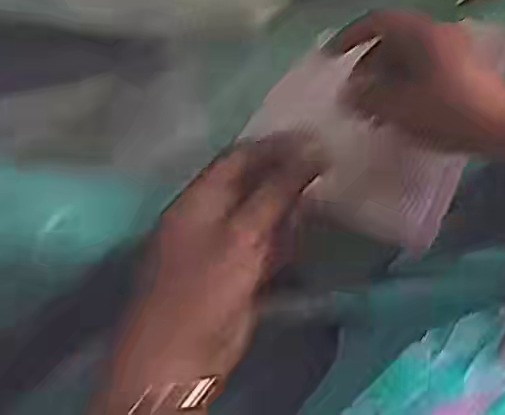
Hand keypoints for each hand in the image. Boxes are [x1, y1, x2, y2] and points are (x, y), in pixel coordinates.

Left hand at [96, 135, 325, 412]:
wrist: (177, 369)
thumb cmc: (203, 291)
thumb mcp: (243, 232)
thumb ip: (279, 187)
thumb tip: (314, 145)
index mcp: (198, 199)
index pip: (241, 155)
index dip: (277, 143)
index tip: (315, 135)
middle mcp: (209, 215)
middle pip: (254, 180)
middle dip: (288, 170)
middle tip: (327, 160)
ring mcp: (224, 244)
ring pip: (265, 209)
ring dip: (292, 201)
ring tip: (325, 188)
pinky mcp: (239, 270)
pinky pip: (269, 239)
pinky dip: (289, 231)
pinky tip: (310, 226)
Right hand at [328, 9, 504, 154]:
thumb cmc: (451, 111)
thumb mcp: (401, 108)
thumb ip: (369, 98)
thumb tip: (350, 93)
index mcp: (423, 32)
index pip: (379, 20)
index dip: (350, 35)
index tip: (332, 57)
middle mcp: (439, 32)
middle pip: (393, 38)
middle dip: (368, 64)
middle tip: (353, 95)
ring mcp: (454, 48)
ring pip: (409, 54)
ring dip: (387, 77)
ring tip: (373, 111)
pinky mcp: (463, 67)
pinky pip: (425, 66)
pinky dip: (406, 83)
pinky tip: (399, 113)